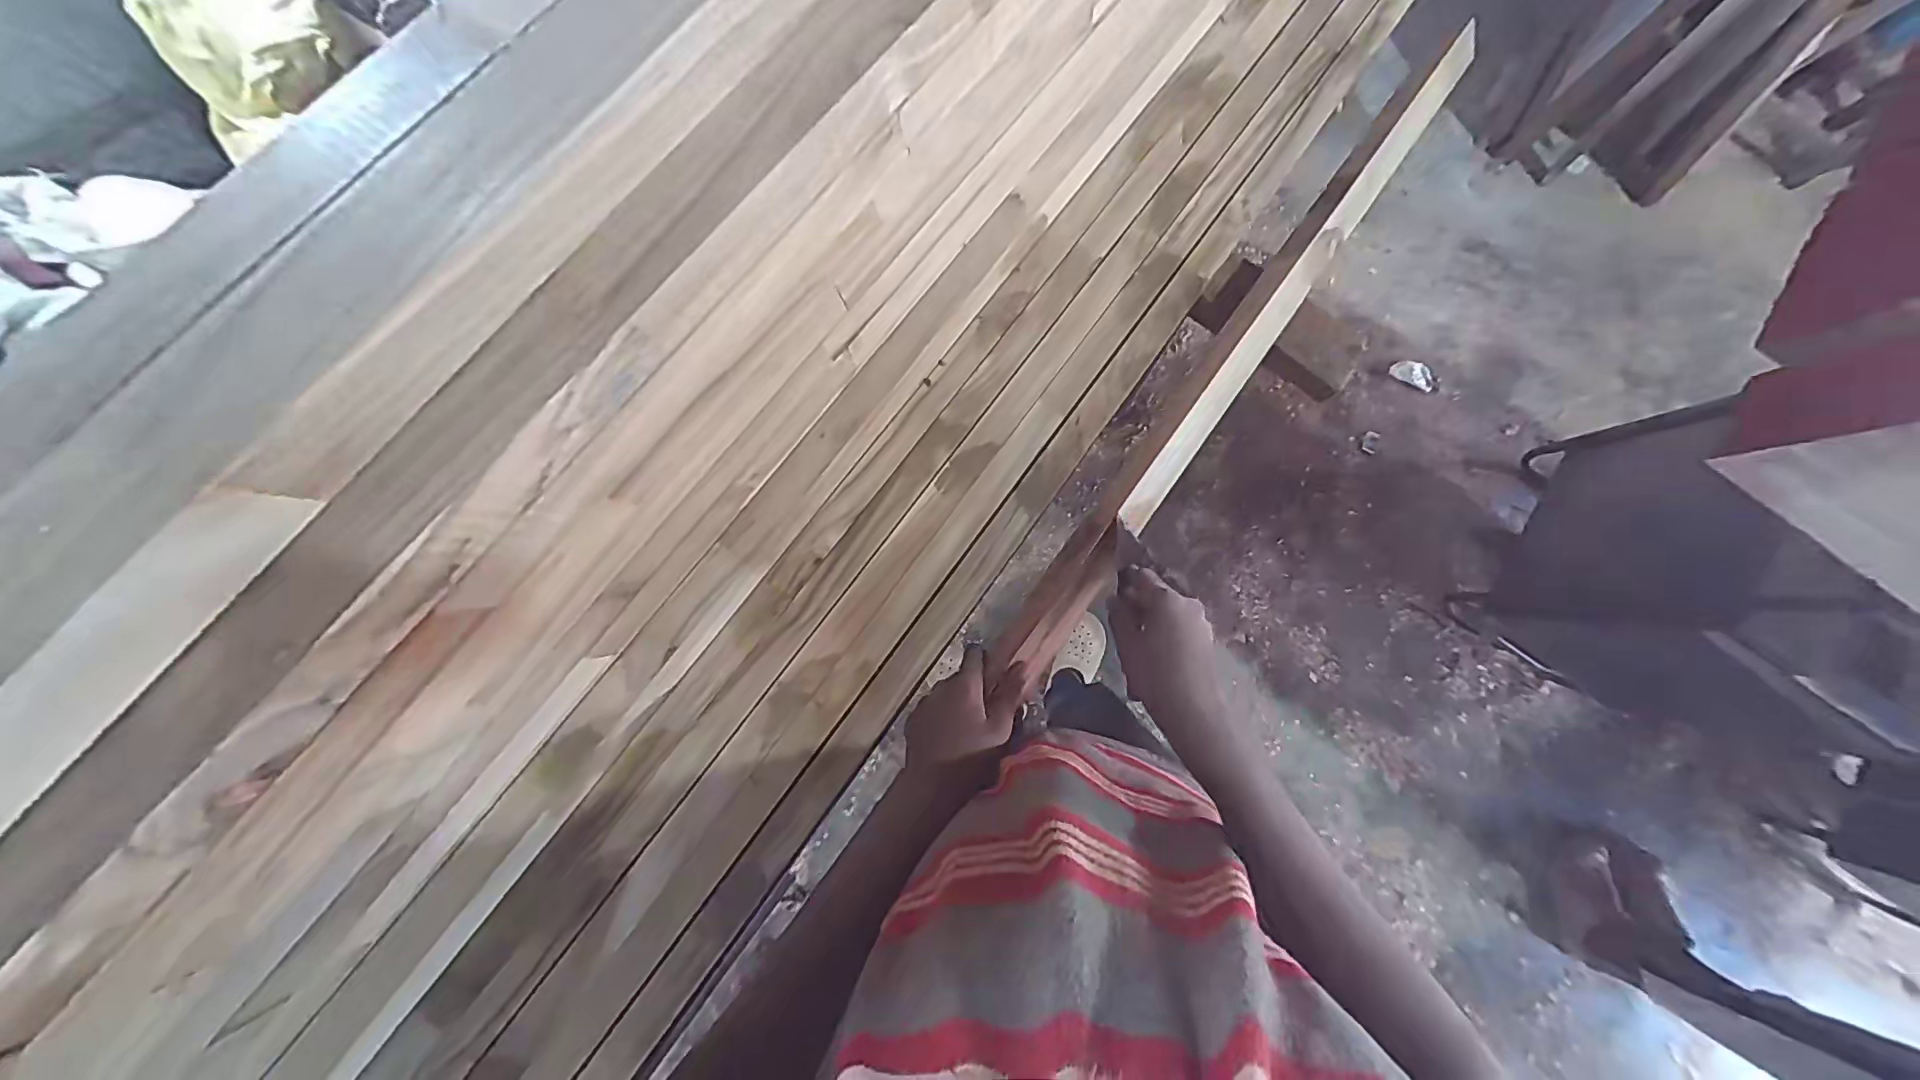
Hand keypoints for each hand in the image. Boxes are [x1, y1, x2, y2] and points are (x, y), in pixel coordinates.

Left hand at [904, 645, 1027, 783]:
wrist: (930, 787)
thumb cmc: (972, 759)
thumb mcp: (1000, 730)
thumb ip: (1010, 695)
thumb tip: (1020, 665)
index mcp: (965, 685)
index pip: (975, 655)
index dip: (987, 660)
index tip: (997, 675)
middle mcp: (941, 687)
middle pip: (961, 676)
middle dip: (974, 688)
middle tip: (988, 712)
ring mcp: (924, 703)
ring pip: (946, 693)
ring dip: (957, 702)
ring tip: (967, 728)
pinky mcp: (913, 719)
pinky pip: (932, 708)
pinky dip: (942, 715)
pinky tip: (949, 737)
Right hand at [1110, 565, 1224, 728]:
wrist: (1193, 710)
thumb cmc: (1153, 674)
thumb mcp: (1127, 644)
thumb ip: (1119, 616)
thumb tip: (1116, 599)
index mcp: (1167, 599)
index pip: (1142, 576)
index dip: (1125, 580)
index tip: (1112, 589)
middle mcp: (1188, 603)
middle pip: (1158, 595)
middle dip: (1139, 603)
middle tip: (1120, 619)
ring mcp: (1201, 622)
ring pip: (1169, 613)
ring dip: (1152, 620)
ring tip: (1136, 643)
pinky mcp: (1206, 639)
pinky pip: (1180, 627)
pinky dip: (1165, 633)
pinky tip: (1154, 654)